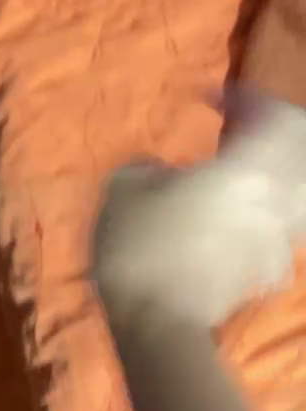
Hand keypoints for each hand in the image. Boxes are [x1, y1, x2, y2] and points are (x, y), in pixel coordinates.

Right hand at [92, 98, 305, 332]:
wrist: (158, 314)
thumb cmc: (135, 242)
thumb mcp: (122, 189)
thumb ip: (150, 168)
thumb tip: (166, 169)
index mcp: (249, 170)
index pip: (273, 118)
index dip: (245, 99)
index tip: (209, 96)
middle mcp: (283, 196)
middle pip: (298, 150)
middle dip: (270, 132)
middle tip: (236, 125)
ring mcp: (285, 232)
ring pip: (294, 186)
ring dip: (269, 169)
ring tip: (232, 169)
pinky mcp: (274, 261)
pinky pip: (280, 219)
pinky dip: (261, 204)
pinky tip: (229, 212)